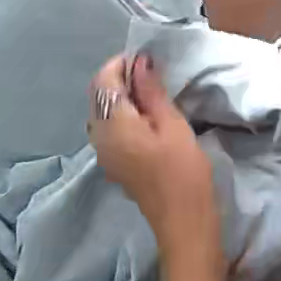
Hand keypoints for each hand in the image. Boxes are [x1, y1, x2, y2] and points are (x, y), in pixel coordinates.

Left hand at [89, 54, 218, 251]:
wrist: (182, 221)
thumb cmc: (182, 169)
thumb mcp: (172, 124)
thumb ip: (151, 91)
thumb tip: (139, 62)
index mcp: (112, 124)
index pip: (104, 80)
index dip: (121, 64)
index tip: (146, 59)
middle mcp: (98, 136)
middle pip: (98, 94)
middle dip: (118, 77)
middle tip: (150, 73)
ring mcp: (103, 152)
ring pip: (101, 111)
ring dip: (119, 96)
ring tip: (150, 92)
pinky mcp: (112, 163)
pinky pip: (108, 127)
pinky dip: (121, 114)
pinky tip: (144, 116)